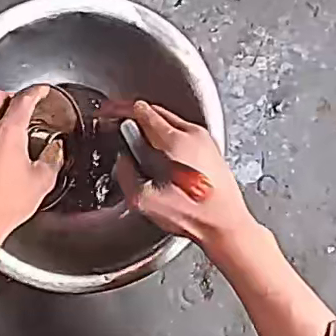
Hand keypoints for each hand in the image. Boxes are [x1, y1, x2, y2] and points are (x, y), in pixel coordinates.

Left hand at [0, 85, 64, 266]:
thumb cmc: (1, 206)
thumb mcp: (40, 183)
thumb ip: (51, 160)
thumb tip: (54, 152)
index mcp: (8, 132)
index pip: (23, 99)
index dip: (36, 92)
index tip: (40, 91)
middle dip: (10, 96)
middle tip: (20, 104)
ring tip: (8, 132)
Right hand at [118, 101, 253, 249]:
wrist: (226, 225)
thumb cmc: (194, 215)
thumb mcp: (145, 201)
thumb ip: (126, 175)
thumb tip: (122, 160)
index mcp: (175, 141)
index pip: (142, 111)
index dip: (120, 110)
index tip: (109, 112)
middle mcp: (193, 134)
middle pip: (156, 111)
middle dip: (133, 115)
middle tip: (118, 121)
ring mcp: (205, 141)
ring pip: (170, 121)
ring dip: (150, 125)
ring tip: (135, 138)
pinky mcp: (211, 150)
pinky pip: (183, 132)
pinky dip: (166, 135)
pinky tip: (158, 152)